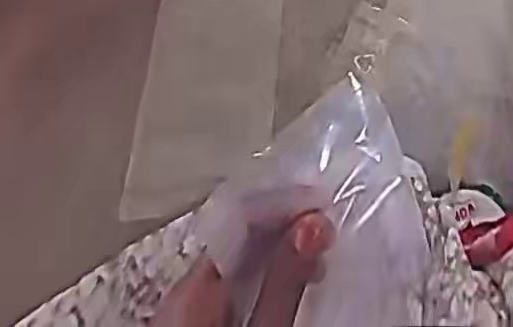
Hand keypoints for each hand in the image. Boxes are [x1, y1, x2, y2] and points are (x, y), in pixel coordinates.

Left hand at [153, 212, 333, 326]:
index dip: (286, 201)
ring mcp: (183, 312)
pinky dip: (265, 274)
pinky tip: (290, 284)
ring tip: (318, 255)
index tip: (325, 203)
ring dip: (280, 247)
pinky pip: (232, 282)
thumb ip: (285, 282)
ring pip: (237, 257)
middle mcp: (183, 292)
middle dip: (287, 222)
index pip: (242, 216)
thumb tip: (313, 222)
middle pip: (239, 234)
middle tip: (330, 228)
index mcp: (195, 289)